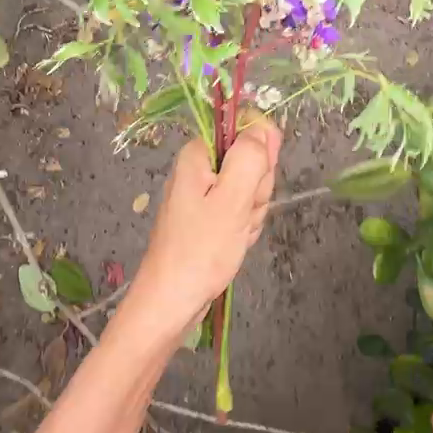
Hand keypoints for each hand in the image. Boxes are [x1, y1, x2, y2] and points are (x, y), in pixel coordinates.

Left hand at [121, 116, 282, 339]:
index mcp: (199, 153)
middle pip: (250, 161)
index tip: (252, 185)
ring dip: (251, 213)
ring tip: (234, 234)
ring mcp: (202, 194)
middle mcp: (199, 168)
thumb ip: (251, 157)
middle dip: (255, 191)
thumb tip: (263, 128)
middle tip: (240, 215)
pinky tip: (232, 244)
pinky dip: (242, 228)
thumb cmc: (200, 250)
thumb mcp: (233, 198)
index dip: (260, 156)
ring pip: (249, 189)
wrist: (170, 304)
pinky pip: (239, 211)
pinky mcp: (206, 218)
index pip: (247, 131)